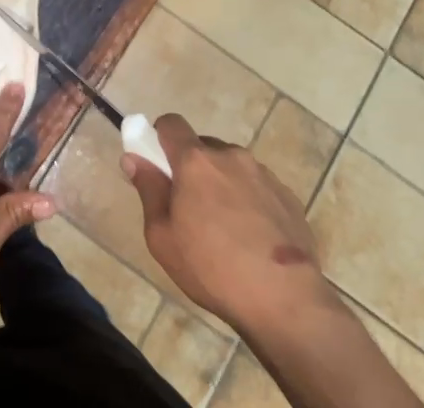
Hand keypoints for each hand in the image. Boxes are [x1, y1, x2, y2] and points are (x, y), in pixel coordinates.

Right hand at [122, 114, 333, 336]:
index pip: (171, 124)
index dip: (159, 138)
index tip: (158, 166)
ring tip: (225, 230)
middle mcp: (232, 157)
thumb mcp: (162, 236)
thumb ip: (148, 189)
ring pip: (232, 168)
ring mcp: (265, 176)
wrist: (286, 300)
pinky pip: (258, 188)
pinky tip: (252, 240)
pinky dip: (249, 202)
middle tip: (188, 208)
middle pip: (203, 148)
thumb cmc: (211, 268)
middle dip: (192, 168)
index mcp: (196, 162)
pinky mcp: (289, 198)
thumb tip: (133, 158)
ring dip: (222, 185)